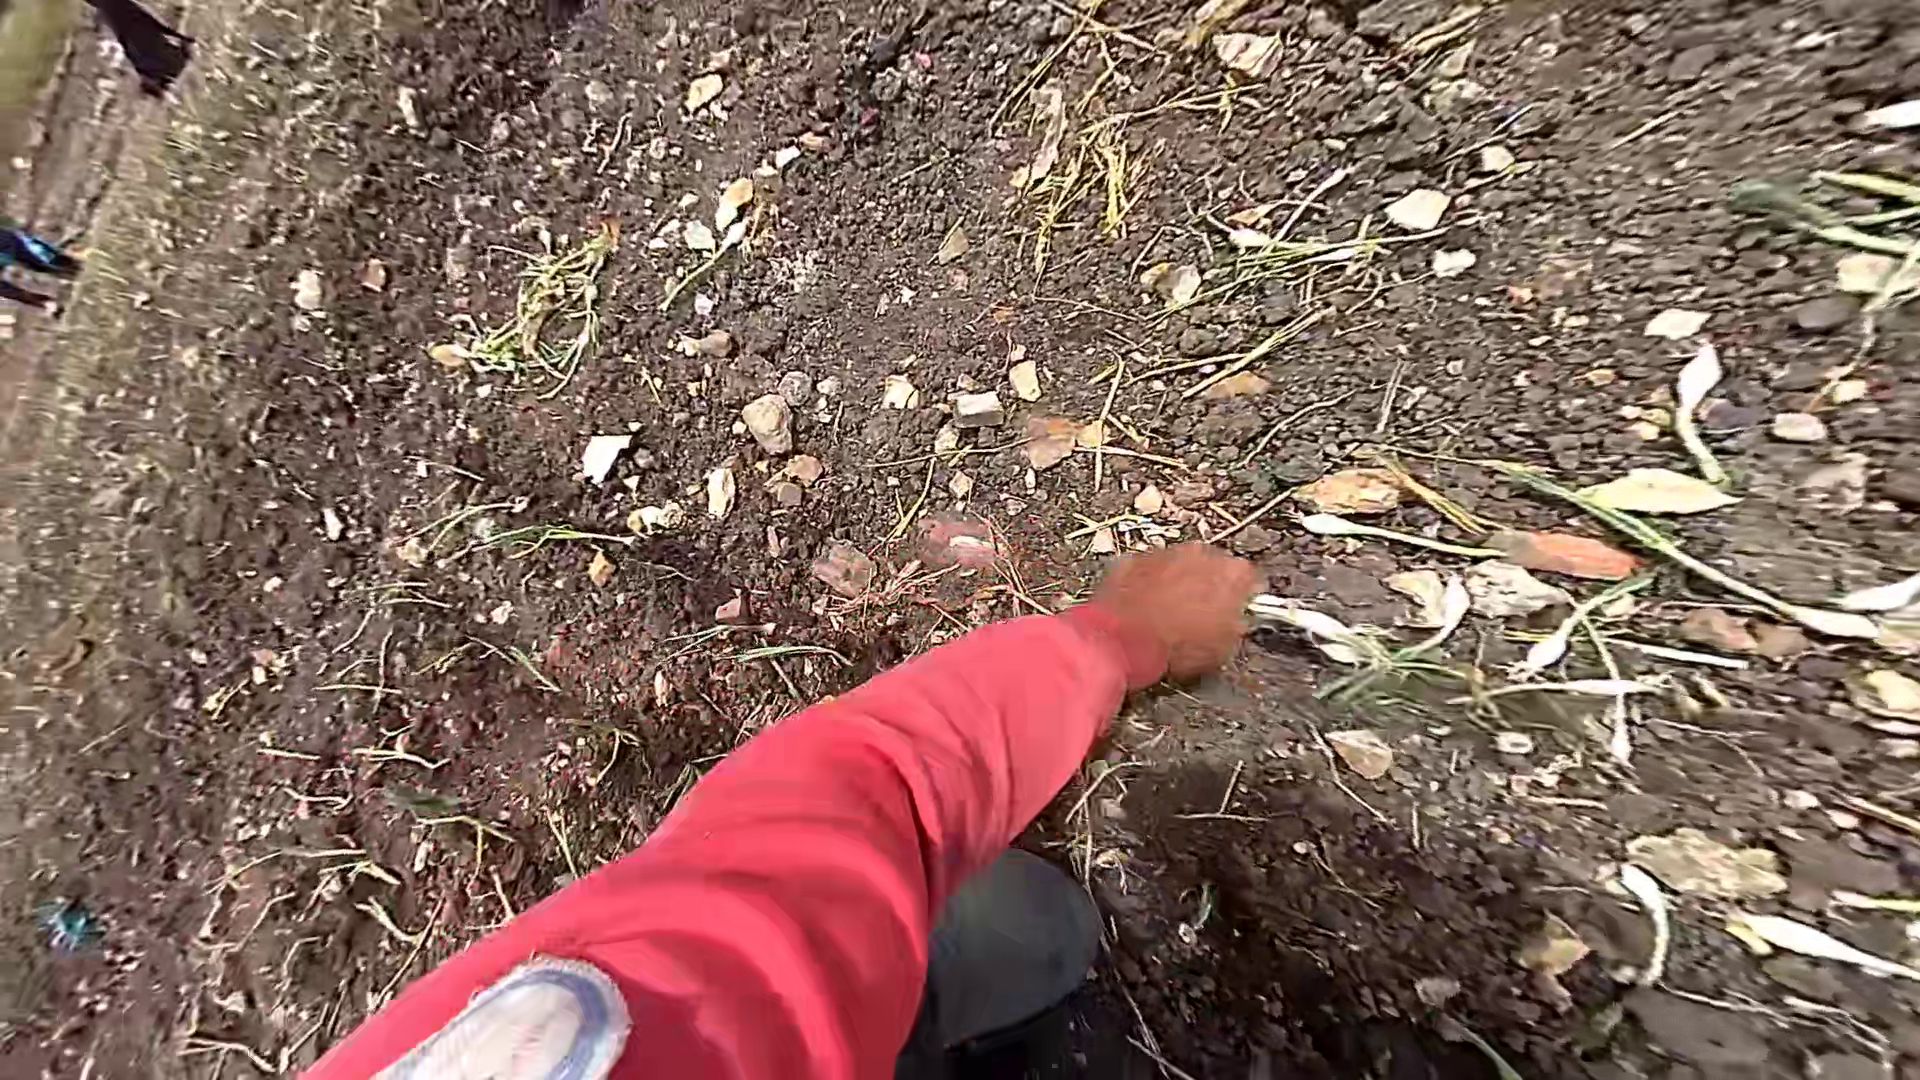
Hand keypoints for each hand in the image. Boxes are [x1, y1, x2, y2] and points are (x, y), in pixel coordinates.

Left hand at [1088, 543, 1258, 682]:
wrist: (1122, 641)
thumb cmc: (1172, 646)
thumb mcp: (1223, 647)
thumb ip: (1235, 625)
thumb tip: (1233, 624)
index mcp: (1233, 573)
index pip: (1249, 578)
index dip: (1241, 597)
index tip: (1234, 610)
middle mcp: (1200, 554)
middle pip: (1213, 566)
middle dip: (1207, 585)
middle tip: (1198, 611)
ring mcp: (1165, 553)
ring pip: (1179, 563)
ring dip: (1176, 580)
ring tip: (1167, 610)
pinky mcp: (1135, 558)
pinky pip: (1148, 568)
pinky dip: (1147, 581)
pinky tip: (1143, 604)